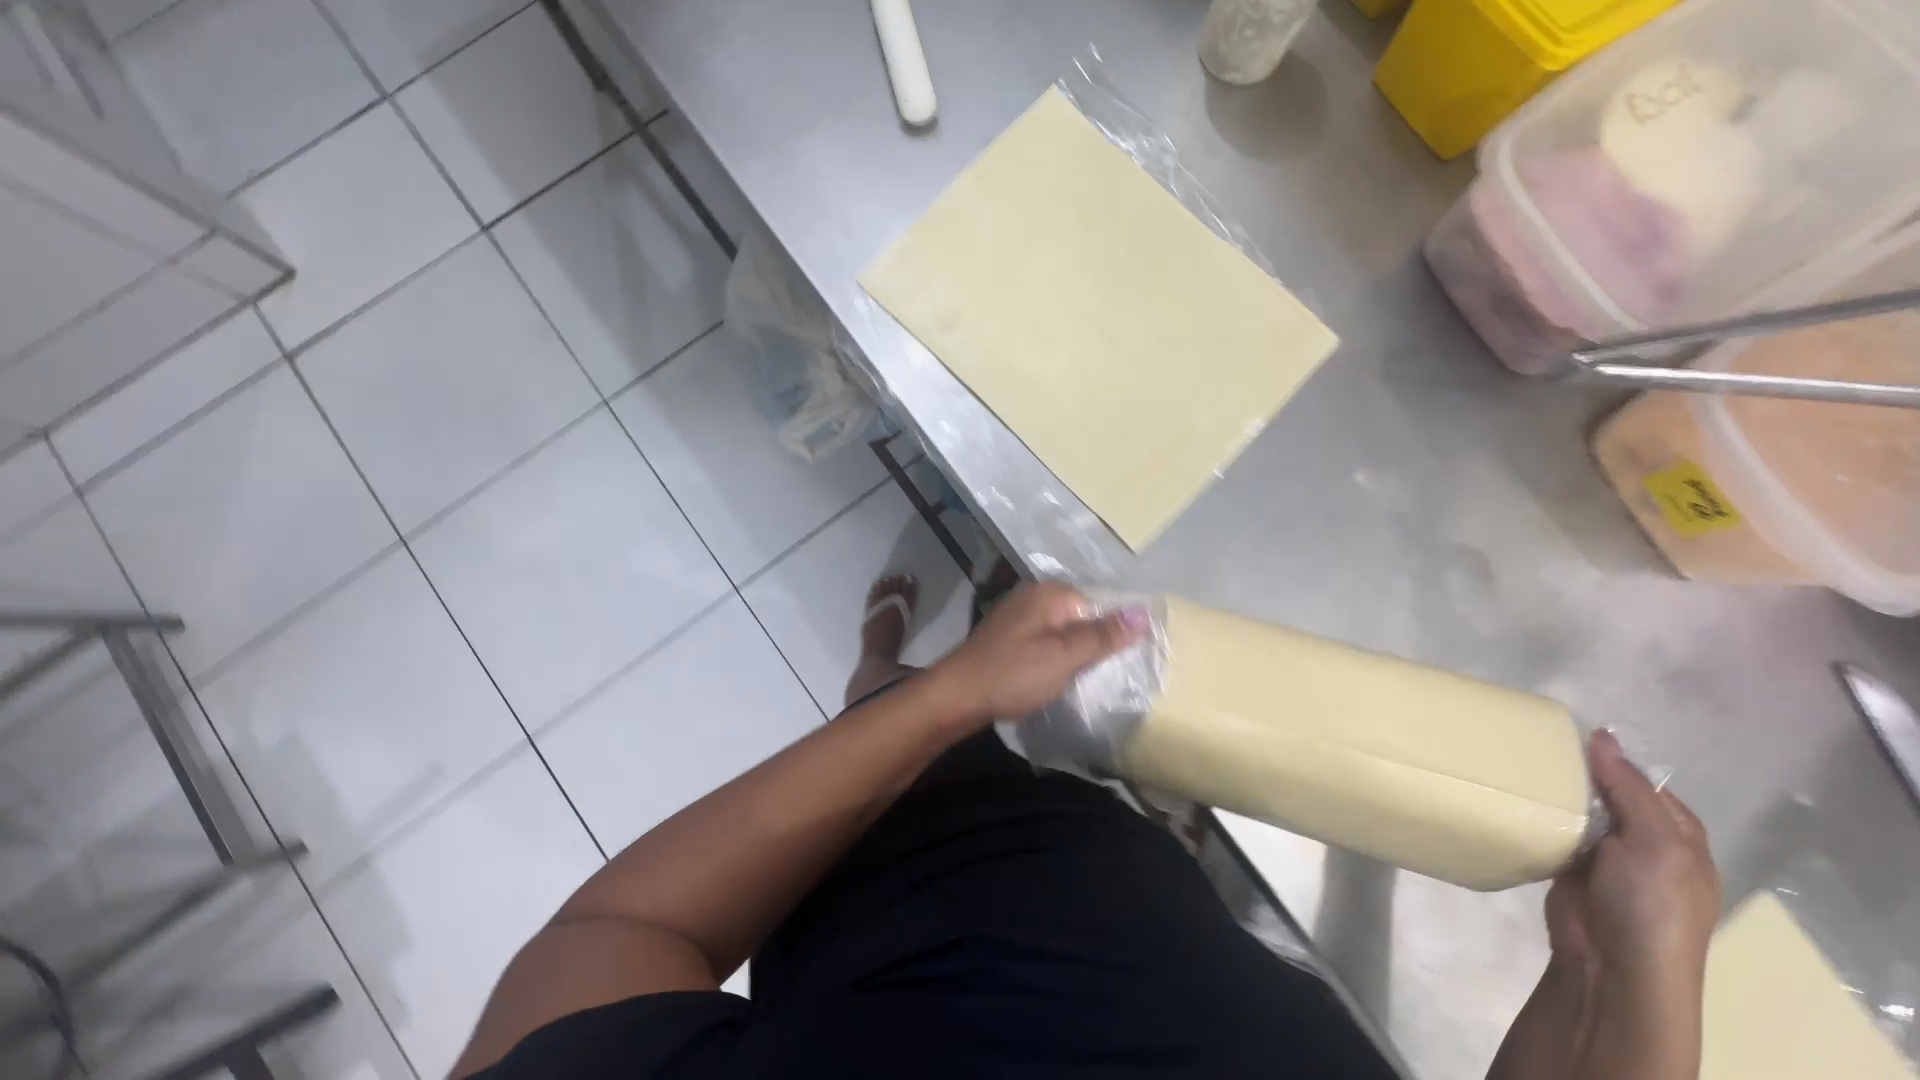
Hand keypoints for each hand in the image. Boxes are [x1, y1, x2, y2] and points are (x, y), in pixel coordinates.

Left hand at [924, 582, 1147, 729]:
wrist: (956, 696)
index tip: (1125, 662)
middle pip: (1083, 615)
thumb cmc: (1012, 675)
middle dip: (1097, 642)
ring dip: (1077, 652)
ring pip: (1065, 630)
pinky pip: (1047, 640)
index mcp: (1051, 593)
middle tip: (1110, 674)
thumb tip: (1144, 611)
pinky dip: (1057, 657)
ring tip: (1088, 679)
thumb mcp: (1064, 657)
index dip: (1116, 631)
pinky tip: (1059, 677)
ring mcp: (1020, 614)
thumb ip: (1103, 635)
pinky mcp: (1010, 635)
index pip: (1102, 602)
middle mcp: (1035, 595)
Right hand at [1489, 731, 1719, 1079]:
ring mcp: (1605, 856)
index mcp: (1676, 832)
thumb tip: (1601, 735)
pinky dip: (1538, 818)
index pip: (1642, 780)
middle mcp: (1643, 840)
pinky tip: (1514, 800)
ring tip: (1515, 763)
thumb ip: (1628, 787)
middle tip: (1533, 744)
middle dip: (1577, 773)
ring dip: (1554, 795)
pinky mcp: (1569, 868)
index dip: (1611, 758)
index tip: (1568, 733)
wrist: (1616, 967)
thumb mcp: (1656, 841)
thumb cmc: (1652, 903)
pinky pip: (1553, 832)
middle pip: (1606, 792)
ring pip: (1576, 810)